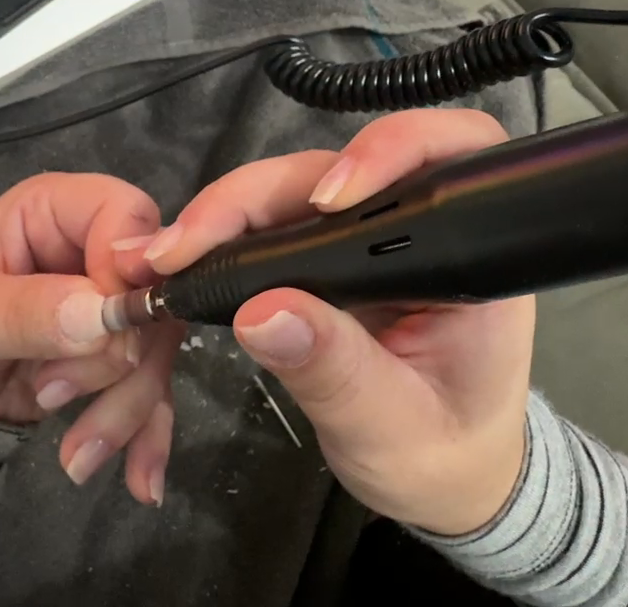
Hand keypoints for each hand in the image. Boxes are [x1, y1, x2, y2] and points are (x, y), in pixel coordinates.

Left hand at [0, 172, 183, 505]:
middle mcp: (92, 246)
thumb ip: (29, 312)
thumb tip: (104, 316)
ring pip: (157, 343)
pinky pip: (155, 385)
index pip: (123, 213)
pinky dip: (148, 433)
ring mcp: (110, 301)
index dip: (129, 266)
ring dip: (124, 405)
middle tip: (53, 395)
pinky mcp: (119, 353)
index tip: (109, 328)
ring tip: (72, 454)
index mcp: (53, 211)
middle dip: (118, 358)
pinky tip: (141, 480)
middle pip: (153, 285)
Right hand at [118, 110, 532, 535]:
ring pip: (288, 189)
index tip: (327, 203)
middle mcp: (408, 227)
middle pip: (331, 169)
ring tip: (167, 253)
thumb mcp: (393, 430)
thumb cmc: (439, 458)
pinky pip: (268, 221)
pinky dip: (222, 233)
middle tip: (182, 244)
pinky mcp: (320, 251)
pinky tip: (181, 254)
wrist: (433, 476)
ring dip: (225, 211)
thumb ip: (336, 373)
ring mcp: (358, 235)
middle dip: (252, 196)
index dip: (385, 151)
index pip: (442, 158)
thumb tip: (261, 313)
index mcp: (460, 257)